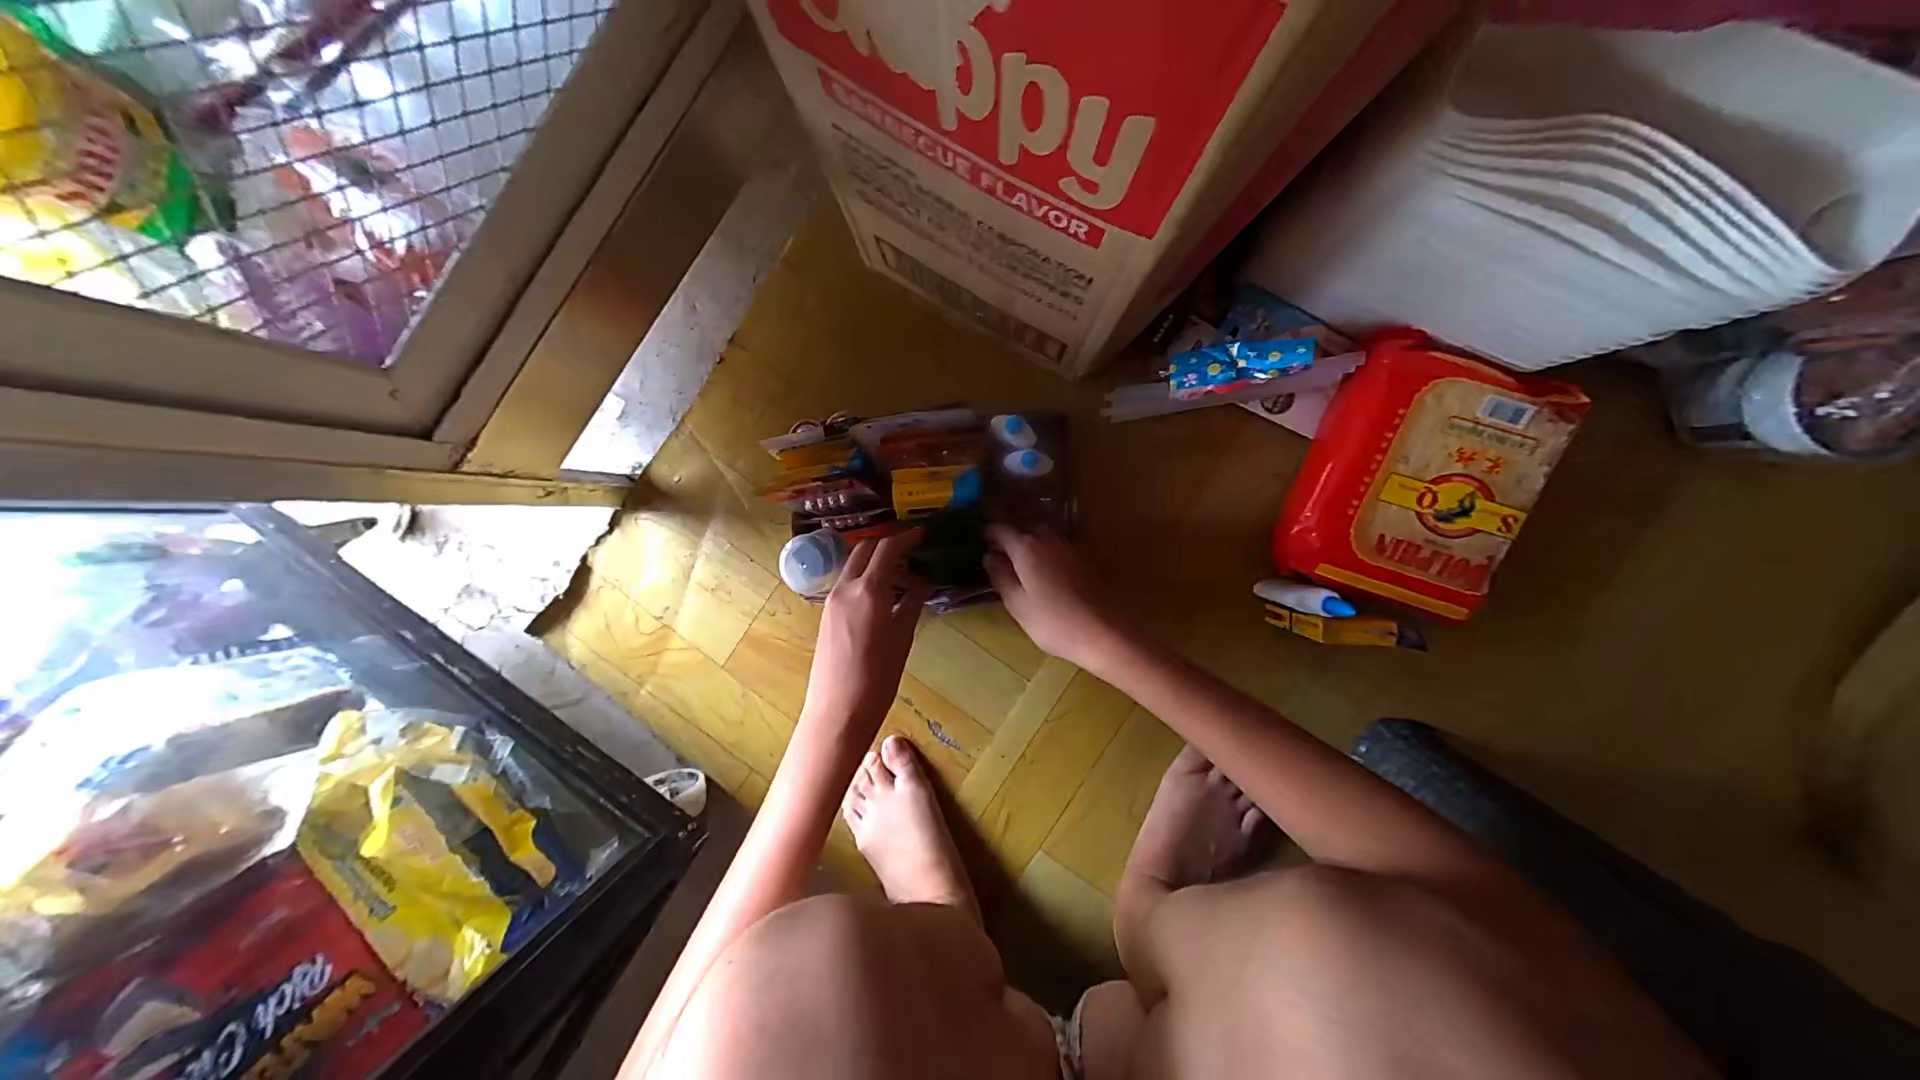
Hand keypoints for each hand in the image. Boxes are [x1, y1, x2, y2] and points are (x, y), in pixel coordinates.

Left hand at [803, 530, 930, 733]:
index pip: (888, 548)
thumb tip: (922, 583)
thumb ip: (912, 604)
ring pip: (854, 565)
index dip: (907, 537)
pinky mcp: (827, 613)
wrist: (838, 710)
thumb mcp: (903, 638)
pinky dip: (865, 577)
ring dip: (875, 561)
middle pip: (865, 549)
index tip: (922, 534)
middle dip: (888, 544)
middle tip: (912, 550)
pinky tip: (883, 595)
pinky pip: (848, 583)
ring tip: (902, 576)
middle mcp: (846, 587)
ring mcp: (832, 600)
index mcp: (868, 590)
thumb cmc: (878, 678)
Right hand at [985, 526, 1128, 668]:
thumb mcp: (1017, 604)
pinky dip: (1044, 551)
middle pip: (1024, 527)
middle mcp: (1048, 538)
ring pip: (1042, 535)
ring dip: (1028, 542)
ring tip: (1017, 560)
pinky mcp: (1083, 558)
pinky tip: (1042, 568)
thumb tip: (989, 556)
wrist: (1103, 632)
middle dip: (1009, 535)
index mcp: (1026, 547)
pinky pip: (1056, 546)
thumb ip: (1001, 576)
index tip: (978, 541)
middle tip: (996, 550)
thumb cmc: (1053, 621)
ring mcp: (1069, 546)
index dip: (987, 534)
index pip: (1000, 529)